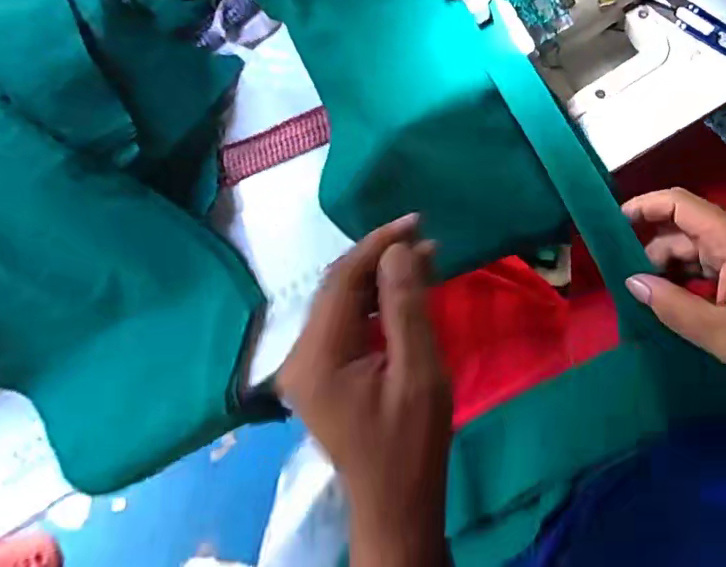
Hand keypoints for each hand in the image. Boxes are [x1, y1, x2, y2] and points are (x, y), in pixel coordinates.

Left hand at [277, 214, 450, 566]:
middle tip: (424, 236)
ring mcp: (308, 366)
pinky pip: (347, 320)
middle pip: (339, 286)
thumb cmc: (410, 442)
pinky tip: (406, 291)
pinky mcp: (322, 372)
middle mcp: (301, 356)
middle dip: (381, 256)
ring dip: (381, 276)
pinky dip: (377, 300)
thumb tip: (398, 249)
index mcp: (317, 356)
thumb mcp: (418, 372)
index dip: (379, 243)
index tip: (417, 221)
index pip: (343, 279)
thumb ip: (406, 307)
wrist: (396, 504)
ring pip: (344, 300)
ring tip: (423, 257)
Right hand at [622, 189, 725, 418]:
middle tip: (622, 277)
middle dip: (652, 247)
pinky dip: (691, 279)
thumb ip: (672, 305)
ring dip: (671, 267)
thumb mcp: (721, 334)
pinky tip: (672, 302)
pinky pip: (714, 265)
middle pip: (685, 227)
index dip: (644, 207)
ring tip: (641, 294)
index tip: (612, 223)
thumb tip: (631, 281)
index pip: (679, 203)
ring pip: (698, 248)